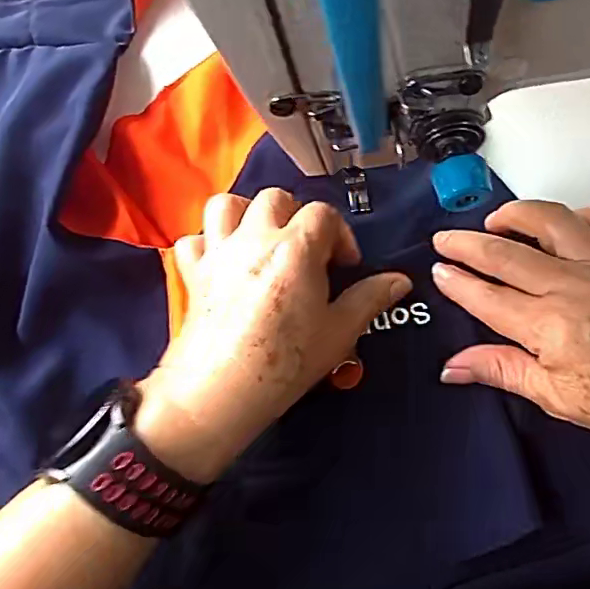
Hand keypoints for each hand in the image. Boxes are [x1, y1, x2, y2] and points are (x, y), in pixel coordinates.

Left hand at [135, 190, 410, 482]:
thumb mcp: (339, 332)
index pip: (323, 214)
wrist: (221, 390)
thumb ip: (369, 298)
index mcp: (295, 249)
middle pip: (276, 198)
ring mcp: (219, 254)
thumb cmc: (281, 364)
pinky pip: (193, 240)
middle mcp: (254, 240)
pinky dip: (207, 243)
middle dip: (296, 215)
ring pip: (227, 205)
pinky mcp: (194, 273)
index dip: (339, 234)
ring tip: (262, 238)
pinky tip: (222, 260)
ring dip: (247, 214)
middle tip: (307, 249)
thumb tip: (396, 281)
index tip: (344, 263)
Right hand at [430, 201, 589, 475]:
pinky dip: (573, 215)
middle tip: (446, 239)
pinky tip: (559, 226)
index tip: (438, 271)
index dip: (455, 281)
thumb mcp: (554, 397)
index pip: (485, 295)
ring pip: (548, 220)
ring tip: (494, 220)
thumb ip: (500, 370)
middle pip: (504, 252)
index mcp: (550, 326)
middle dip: (465, 243)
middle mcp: (574, 287)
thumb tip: (455, 367)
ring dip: (514, 215)